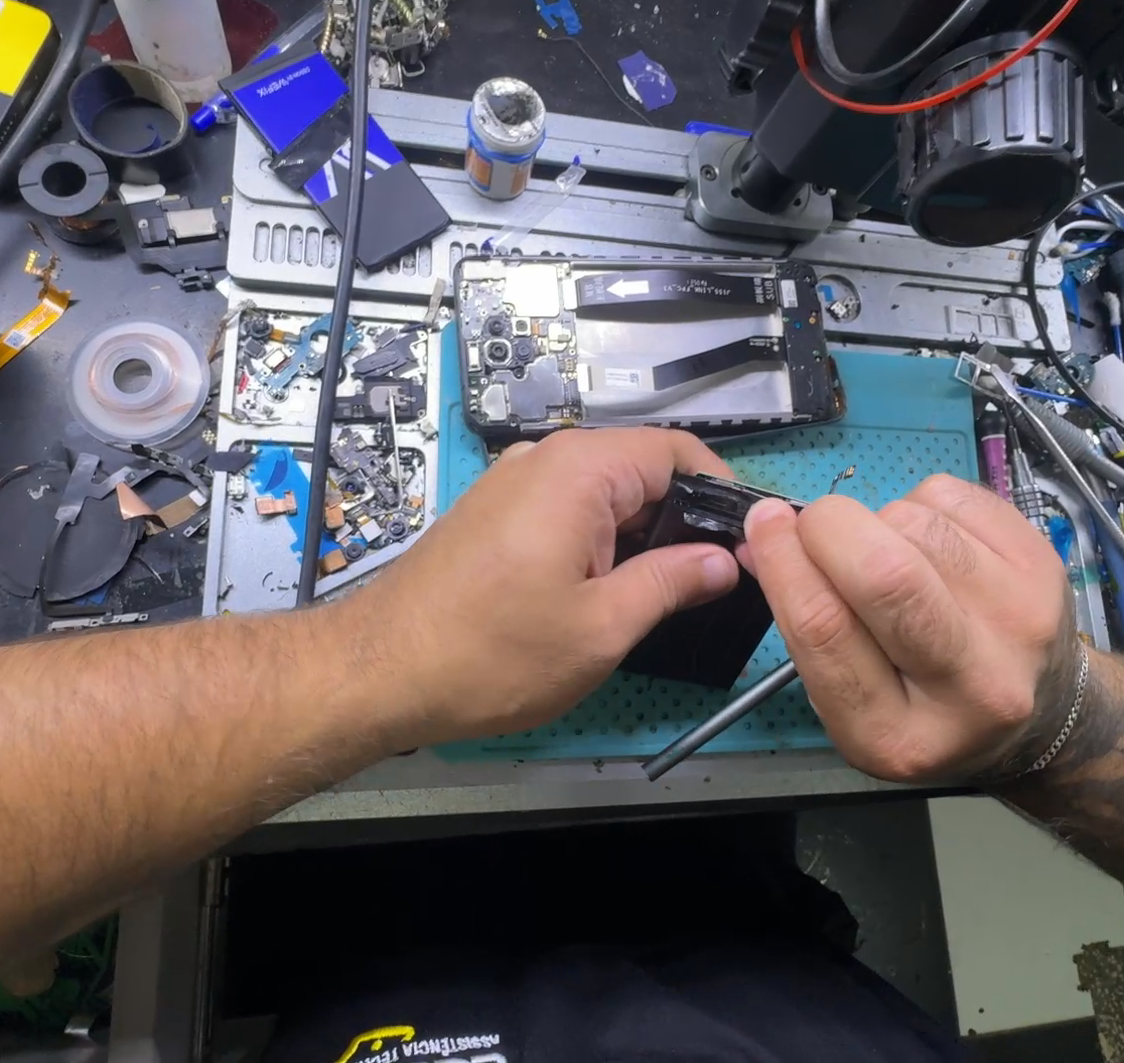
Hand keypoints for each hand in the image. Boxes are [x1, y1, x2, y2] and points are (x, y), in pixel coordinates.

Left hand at [347, 428, 741, 745]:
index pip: (676, 451)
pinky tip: (603, 589)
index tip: (744, 541)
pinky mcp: (494, 512)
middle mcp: (544, 460)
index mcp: (579, 471)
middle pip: (639, 470)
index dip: (721, 492)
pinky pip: (565, 510)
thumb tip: (723, 560)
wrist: (380, 671)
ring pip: (602, 494)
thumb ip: (672, 582)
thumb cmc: (493, 653)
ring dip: (638, 536)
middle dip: (680, 520)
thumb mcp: (601, 626)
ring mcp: (513, 483)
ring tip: (660, 594)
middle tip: (710, 581)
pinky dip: (597, 541)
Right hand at [739, 475, 1075, 783]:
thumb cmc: (915, 704)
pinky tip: (926, 540)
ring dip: (877, 519)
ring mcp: (1022, 626)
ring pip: (916, 523)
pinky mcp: (1047, 570)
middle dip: (829, 527)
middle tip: (813, 523)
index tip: (763, 521)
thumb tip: (763, 530)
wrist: (1041, 720)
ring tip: (884, 549)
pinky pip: (955, 497)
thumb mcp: (844, 700)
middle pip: (885, 574)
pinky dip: (919, 502)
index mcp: (893, 735)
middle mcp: (969, 689)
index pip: (824, 628)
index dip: (783, 562)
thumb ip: (803, 622)